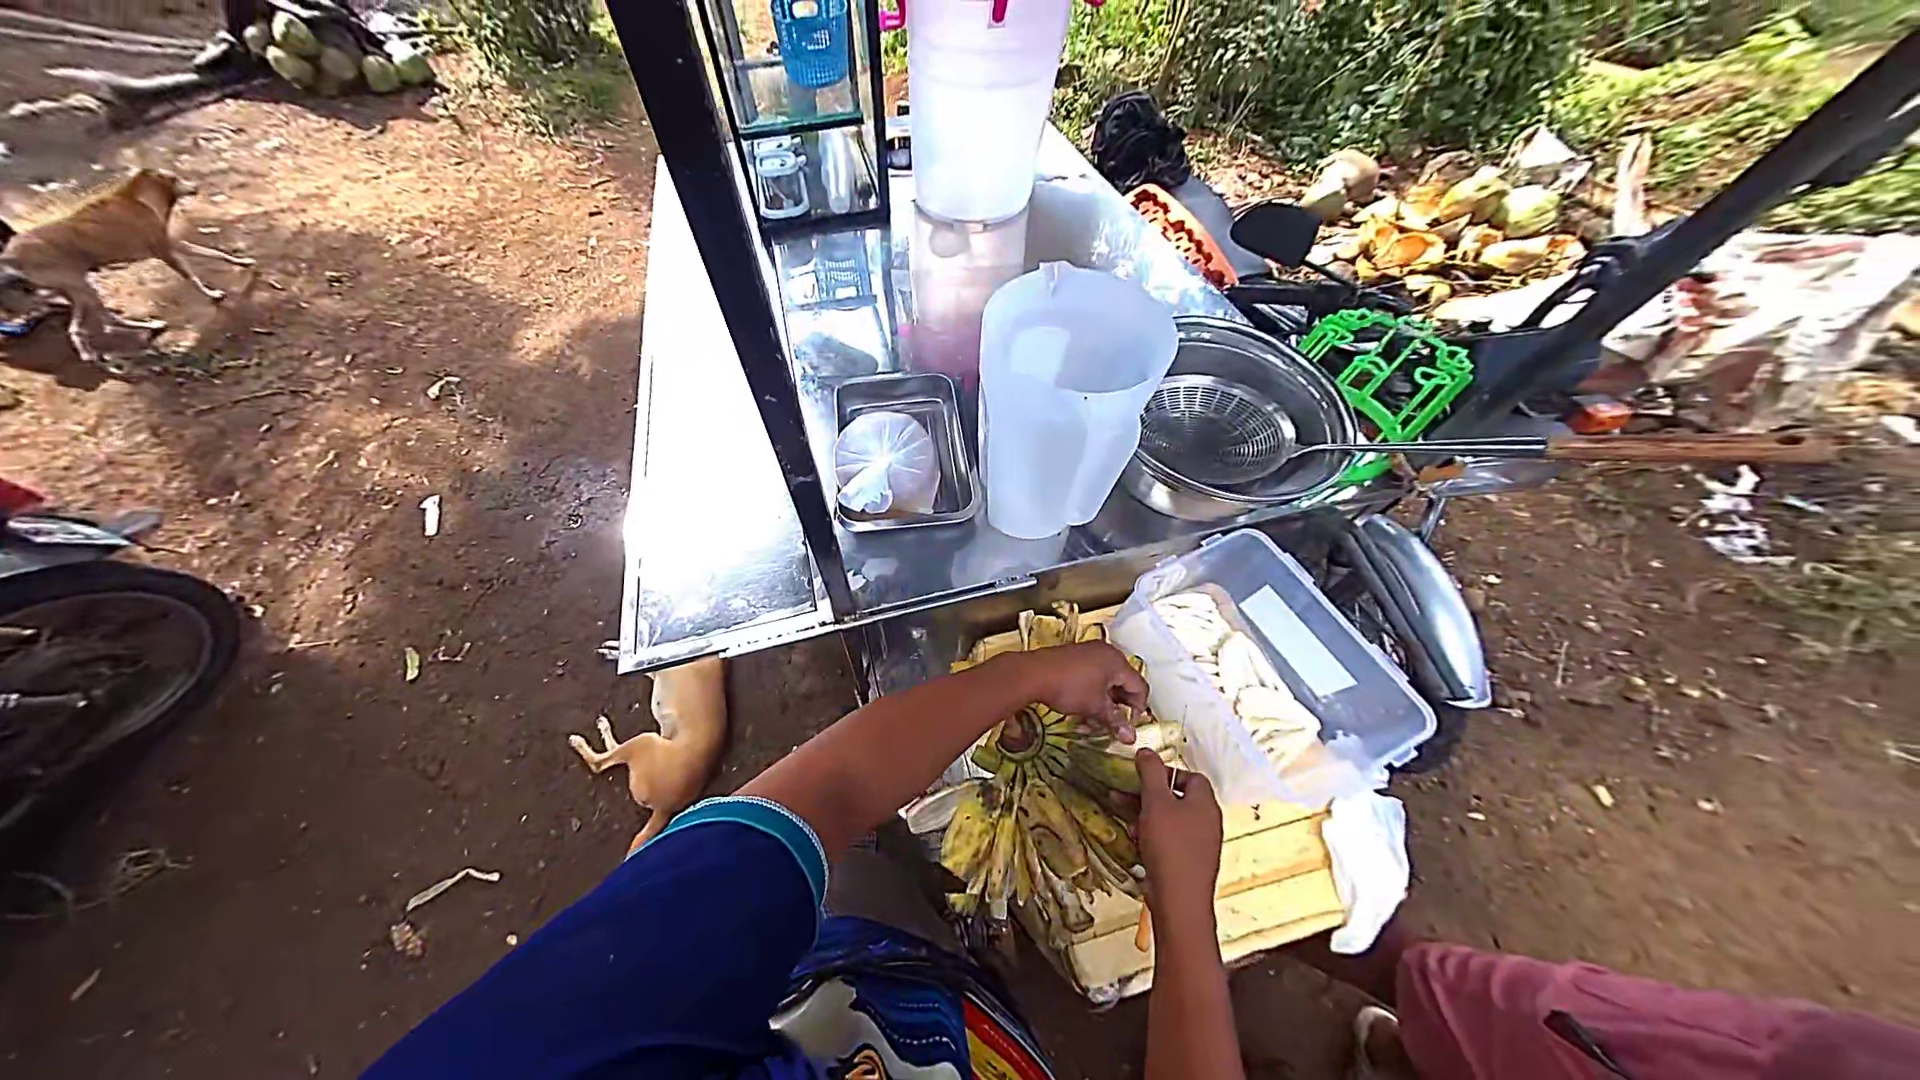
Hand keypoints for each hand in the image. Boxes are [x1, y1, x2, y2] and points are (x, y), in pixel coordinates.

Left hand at [1000, 641, 1147, 740]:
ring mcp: (1089, 652)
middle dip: (1118, 707)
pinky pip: (1092, 674)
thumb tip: (1130, 737)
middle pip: (1123, 682)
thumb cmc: (1069, 688)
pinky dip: (1092, 692)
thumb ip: (1115, 721)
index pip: (1139, 686)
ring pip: (1106, 681)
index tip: (1128, 725)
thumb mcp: (1095, 707)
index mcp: (1117, 661)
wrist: (1033, 673)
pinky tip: (1082, 709)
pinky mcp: (1074, 656)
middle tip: (1112, 724)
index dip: (1138, 709)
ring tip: (1093, 720)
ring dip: (1103, 703)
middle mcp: (1106, 652)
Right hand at [1134, 749, 1222, 927]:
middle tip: (1126, 794)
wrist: (1179, 900)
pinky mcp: (1190, 862)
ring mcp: (1200, 844)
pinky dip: (1153, 835)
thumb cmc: (1169, 844)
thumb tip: (1146, 750)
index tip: (1142, 775)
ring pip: (1171, 819)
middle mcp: (1208, 821)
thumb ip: (1151, 772)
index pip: (1190, 776)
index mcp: (1205, 803)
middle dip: (1149, 794)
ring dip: (1147, 814)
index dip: (1166, 771)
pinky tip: (1135, 840)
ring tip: (1125, 816)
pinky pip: (1171, 839)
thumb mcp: (1155, 801)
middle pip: (1178, 797)